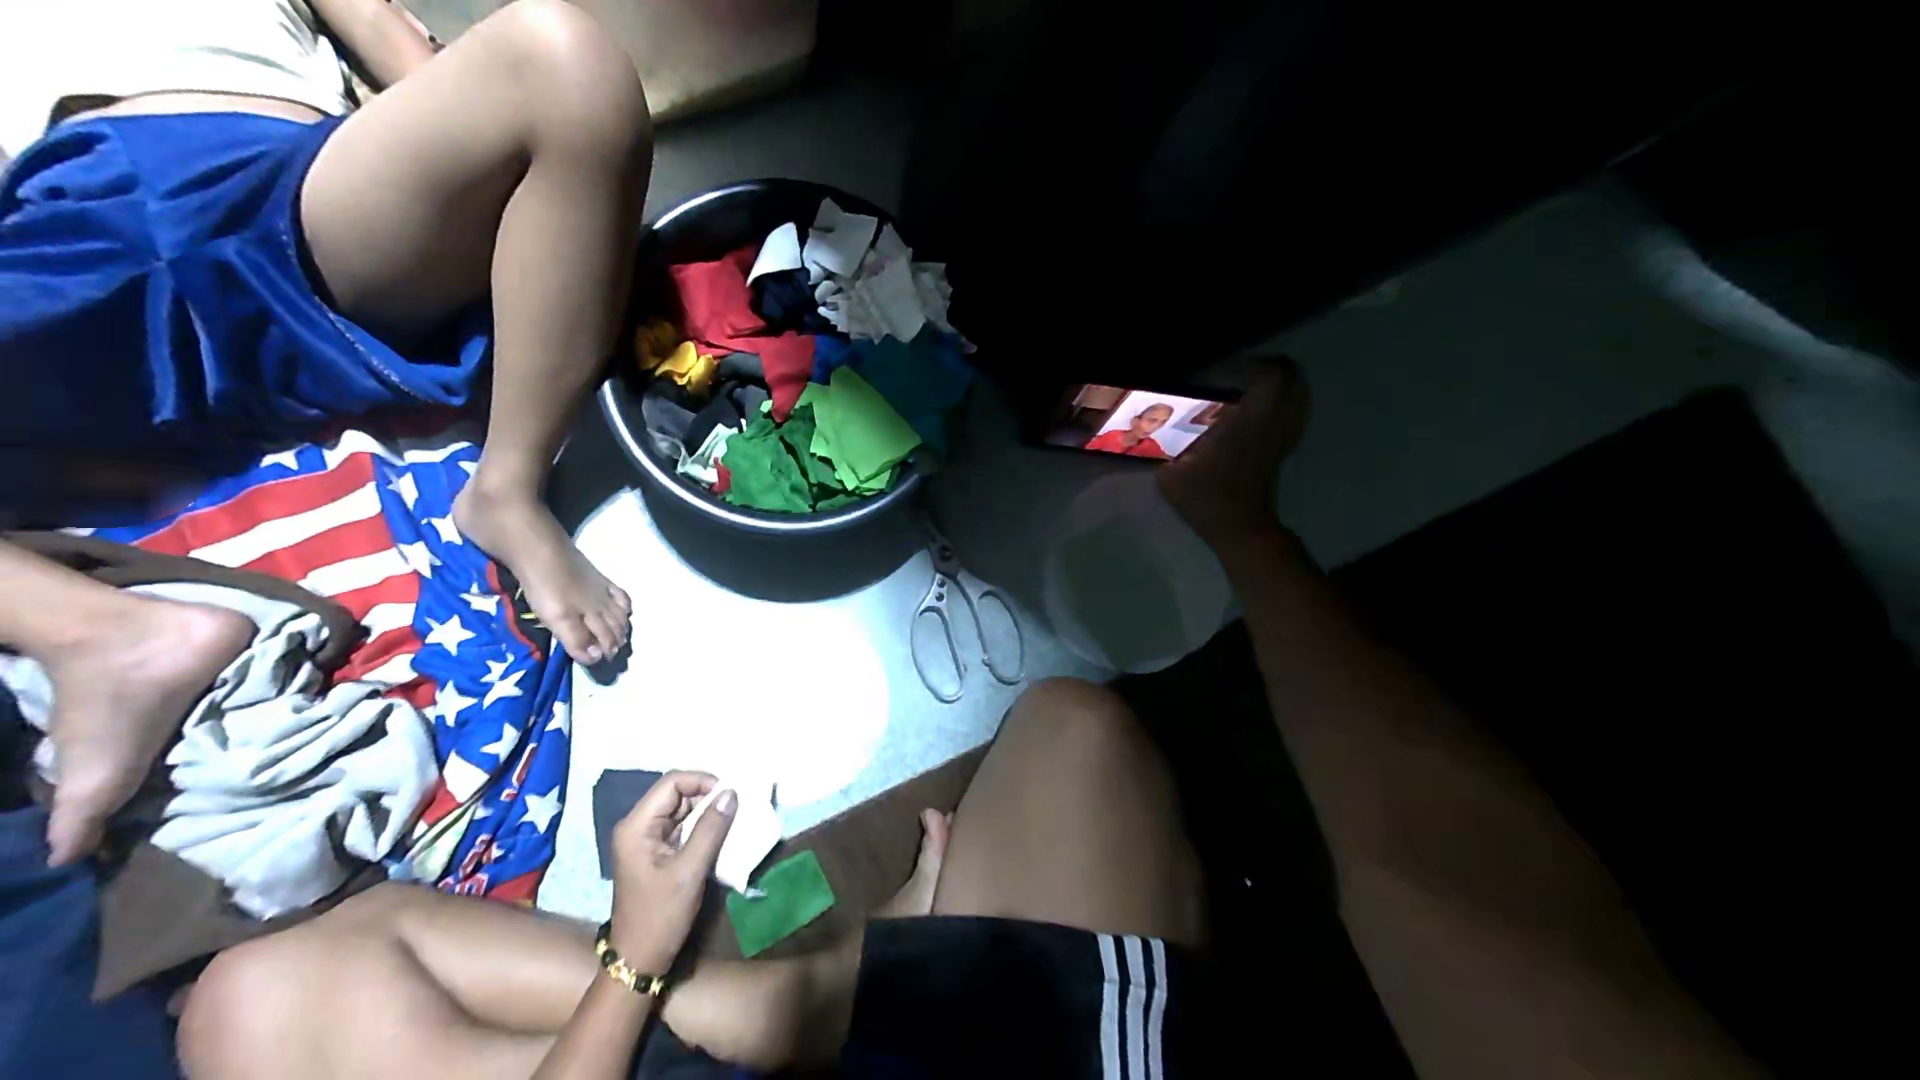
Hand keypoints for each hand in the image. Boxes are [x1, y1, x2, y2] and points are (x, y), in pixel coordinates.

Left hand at [608, 772, 735, 972]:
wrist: (640, 961)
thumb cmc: (660, 915)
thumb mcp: (689, 871)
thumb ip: (711, 829)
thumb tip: (731, 793)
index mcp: (636, 826)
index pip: (671, 783)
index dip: (702, 781)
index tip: (730, 794)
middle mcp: (638, 827)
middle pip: (676, 793)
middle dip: (707, 795)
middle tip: (736, 806)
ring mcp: (646, 840)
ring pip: (682, 809)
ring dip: (707, 811)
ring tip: (733, 818)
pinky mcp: (657, 853)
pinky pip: (682, 827)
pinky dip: (702, 826)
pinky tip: (721, 834)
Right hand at [1157, 358, 1310, 551]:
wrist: (1240, 529)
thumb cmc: (1207, 499)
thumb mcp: (1172, 473)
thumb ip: (1161, 447)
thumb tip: (1145, 429)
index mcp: (1249, 422)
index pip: (1271, 375)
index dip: (1251, 363)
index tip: (1222, 368)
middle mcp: (1273, 423)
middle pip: (1293, 378)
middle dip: (1270, 367)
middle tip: (1239, 371)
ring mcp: (1283, 436)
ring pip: (1299, 395)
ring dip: (1279, 385)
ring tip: (1248, 387)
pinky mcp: (1283, 448)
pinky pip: (1294, 414)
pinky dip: (1281, 404)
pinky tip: (1255, 412)